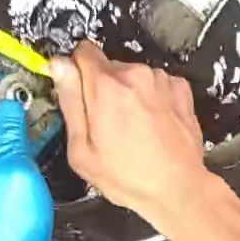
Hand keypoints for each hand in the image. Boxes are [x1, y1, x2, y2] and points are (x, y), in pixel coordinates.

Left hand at [0, 72, 54, 240]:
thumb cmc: (10, 219)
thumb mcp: (15, 163)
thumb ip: (12, 127)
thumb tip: (11, 101)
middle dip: (0, 104)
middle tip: (23, 93)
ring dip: (14, 123)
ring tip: (37, 110)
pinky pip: (6, 154)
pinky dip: (21, 142)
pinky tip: (42, 133)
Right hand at [51, 42, 227, 234]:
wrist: (178, 188)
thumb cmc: (132, 178)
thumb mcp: (82, 151)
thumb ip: (69, 103)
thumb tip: (60, 68)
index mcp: (104, 87)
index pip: (82, 52)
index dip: (78, 73)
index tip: (80, 92)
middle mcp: (134, 75)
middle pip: (109, 67)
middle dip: (104, 90)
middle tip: (108, 126)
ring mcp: (160, 80)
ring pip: (133, 77)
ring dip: (130, 96)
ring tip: (134, 131)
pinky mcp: (179, 88)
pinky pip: (156, 85)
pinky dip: (153, 100)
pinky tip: (152, 127)